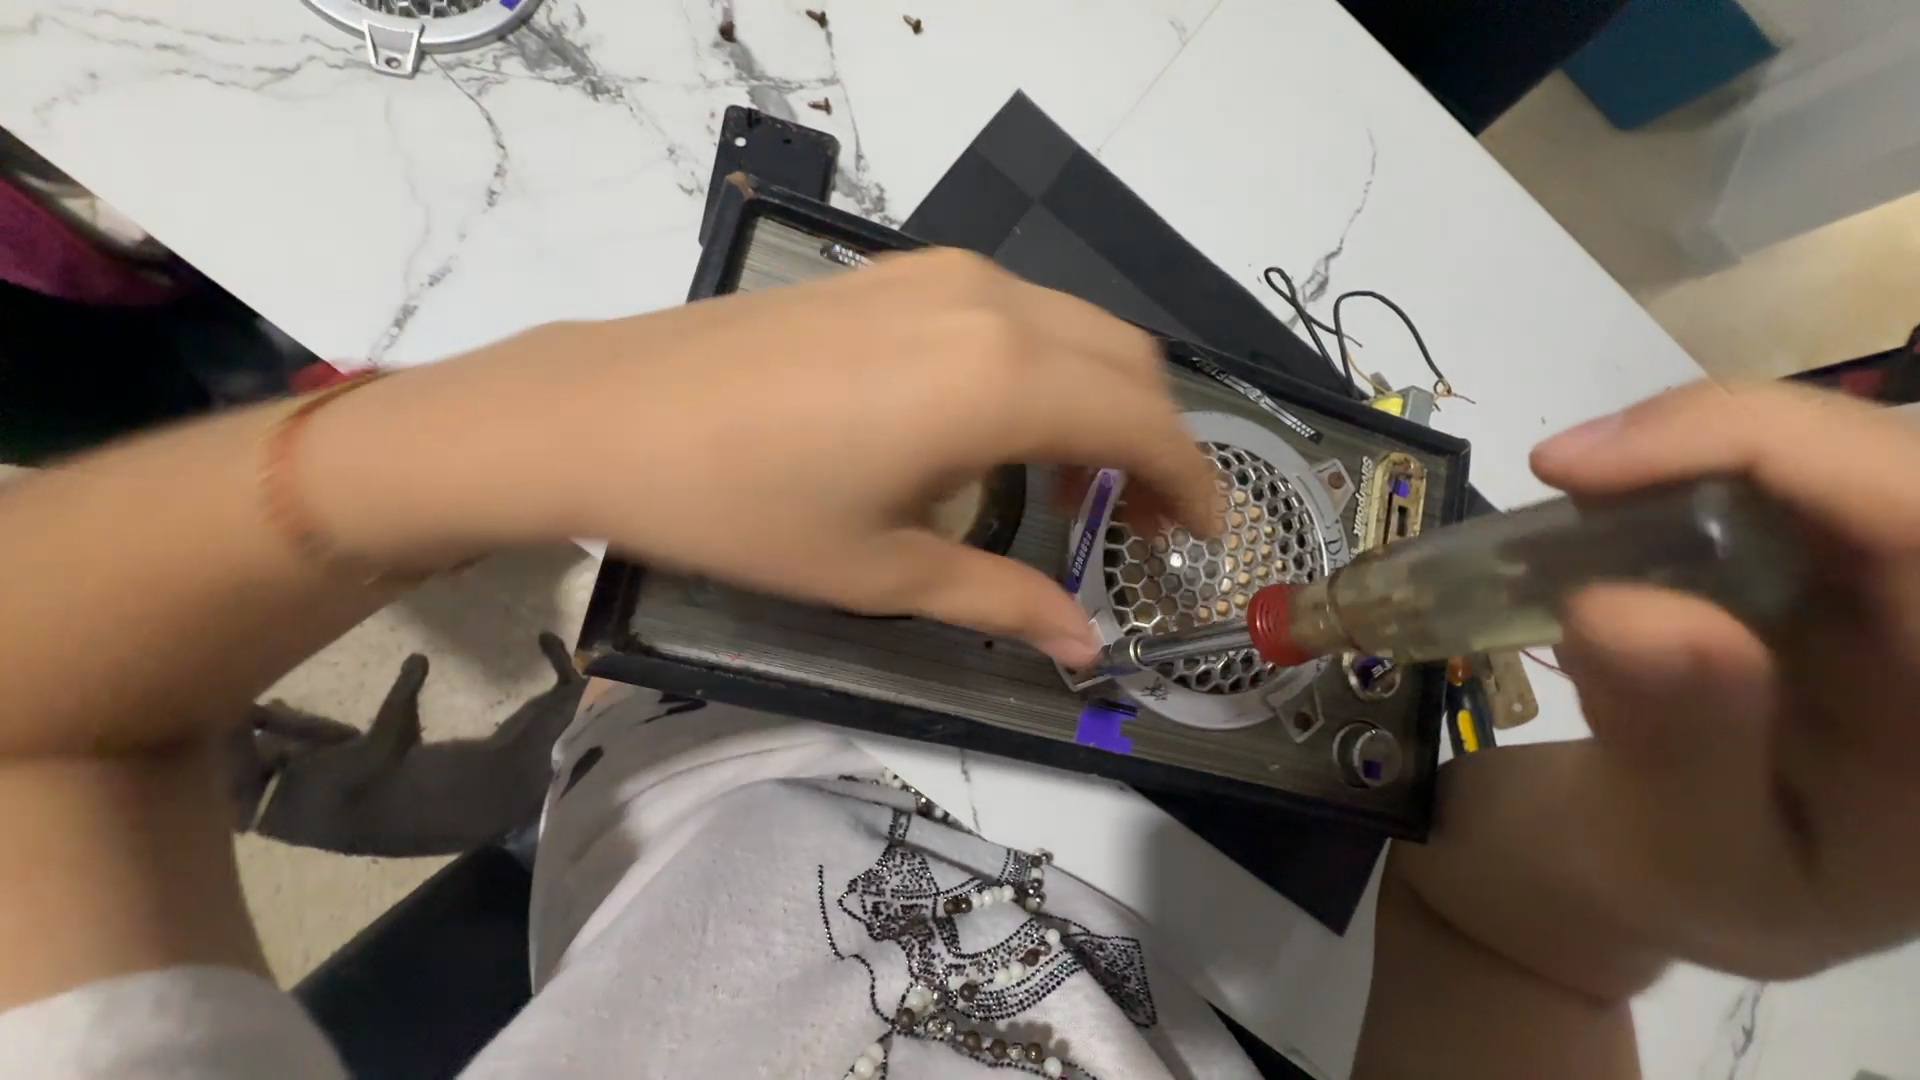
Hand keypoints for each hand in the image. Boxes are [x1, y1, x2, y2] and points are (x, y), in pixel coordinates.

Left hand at [304, 249, 1217, 664]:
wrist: (609, 414)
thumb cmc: (749, 508)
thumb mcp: (887, 572)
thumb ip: (1004, 602)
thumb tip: (1087, 652)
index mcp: (1001, 381)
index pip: (1143, 422)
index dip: (1191, 482)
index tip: (1206, 535)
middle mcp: (993, 306)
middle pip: (1128, 362)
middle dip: (1158, 441)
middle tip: (1146, 521)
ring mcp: (943, 275)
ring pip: (1077, 328)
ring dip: (1103, 401)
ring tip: (1079, 485)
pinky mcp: (900, 271)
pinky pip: (1019, 311)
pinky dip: (1050, 368)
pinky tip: (1010, 428)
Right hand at [1529, 381, 1919, 978]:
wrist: (1609, 871)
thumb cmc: (1640, 880)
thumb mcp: (1664, 850)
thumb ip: (1675, 747)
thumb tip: (1623, 602)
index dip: (1781, 454)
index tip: (1584, 466)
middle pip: (1906, 477)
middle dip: (1737, 440)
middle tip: (1570, 471)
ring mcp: (1894, 614)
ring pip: (1847, 462)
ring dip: (1701, 452)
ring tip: (1579, 493)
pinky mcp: (1822, 587)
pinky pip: (1780, 486)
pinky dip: (1678, 470)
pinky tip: (1607, 506)